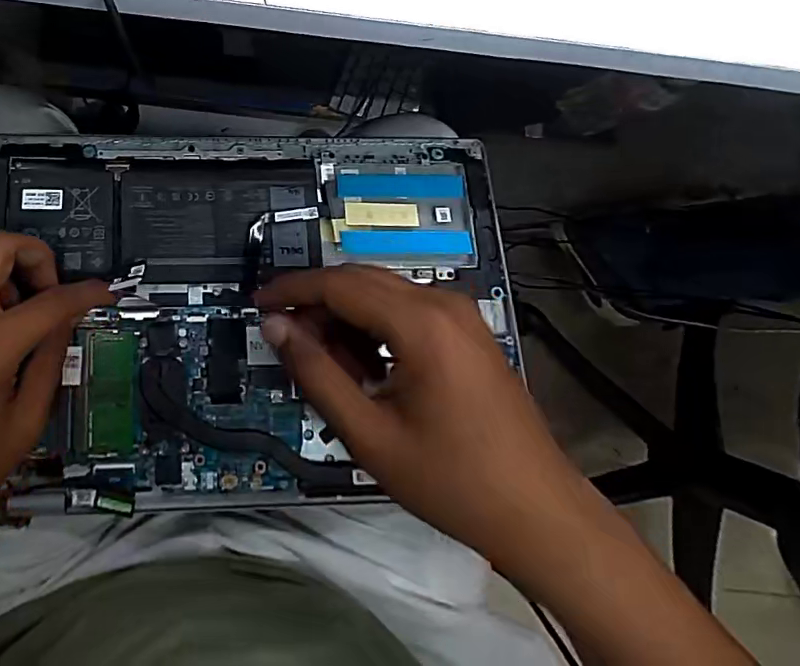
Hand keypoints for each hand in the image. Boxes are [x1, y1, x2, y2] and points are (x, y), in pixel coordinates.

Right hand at [255, 266, 611, 578]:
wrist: (541, 518)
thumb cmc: (453, 480)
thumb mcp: (368, 433)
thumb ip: (315, 372)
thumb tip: (275, 327)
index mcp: (421, 324)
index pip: (338, 284)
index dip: (291, 289)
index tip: (257, 303)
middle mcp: (443, 305)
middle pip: (358, 281)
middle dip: (316, 305)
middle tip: (289, 344)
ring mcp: (461, 317)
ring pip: (379, 294)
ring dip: (344, 319)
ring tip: (333, 370)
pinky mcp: (467, 333)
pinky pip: (404, 311)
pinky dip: (373, 329)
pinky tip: (367, 371)